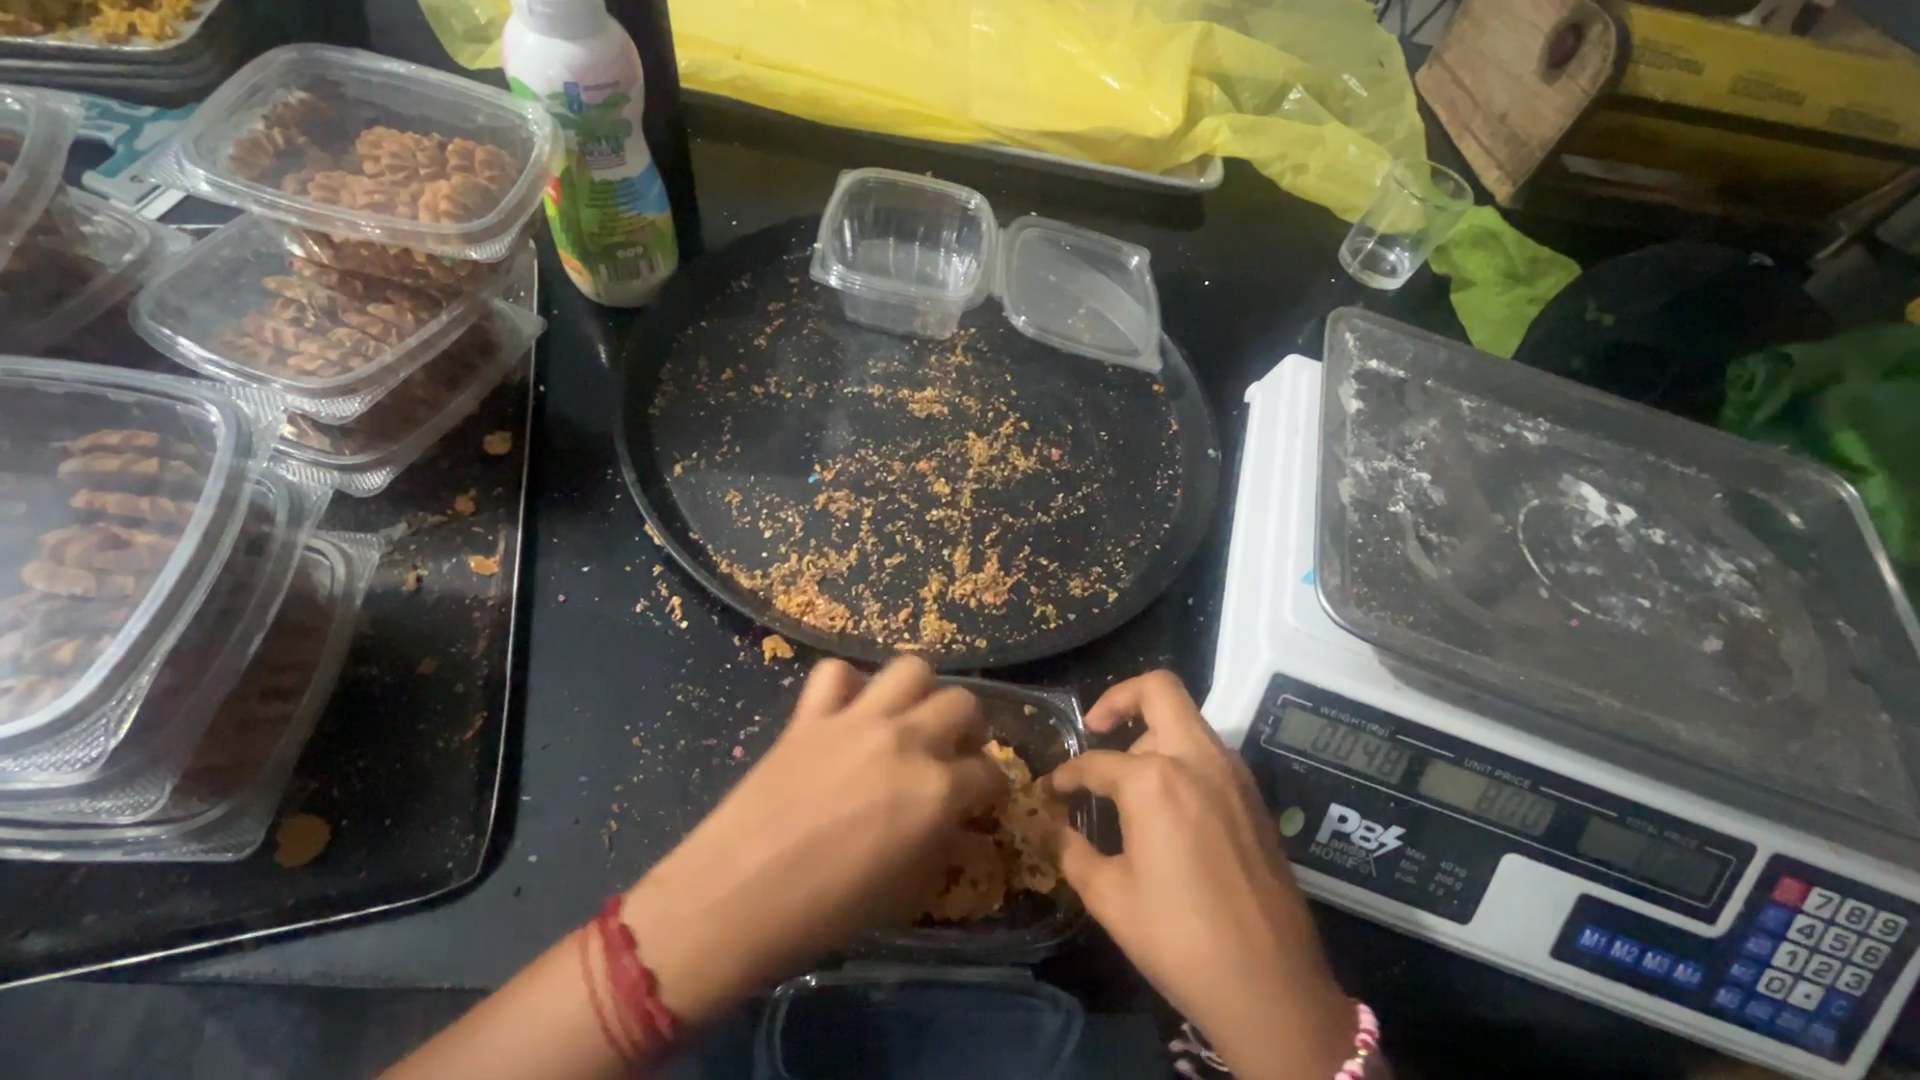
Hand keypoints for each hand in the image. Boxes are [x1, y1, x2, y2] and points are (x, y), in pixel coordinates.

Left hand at [621, 657, 1007, 1024]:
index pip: (990, 772)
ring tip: (910, 718)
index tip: (982, 798)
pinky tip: (848, 710)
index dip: (992, 787)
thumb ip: (941, 851)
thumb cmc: (827, 913)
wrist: (737, 898)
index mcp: (938, 792)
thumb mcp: (905, 894)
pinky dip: (848, 684)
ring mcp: (855, 721)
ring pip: (910, 669)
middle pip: (962, 703)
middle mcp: (906, 742)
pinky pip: (835, 673)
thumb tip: (959, 830)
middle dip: (970, 728)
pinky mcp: (809, 716)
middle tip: (954, 751)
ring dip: (920, 692)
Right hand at [1045, 673, 1355, 1079]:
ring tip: (1127, 770)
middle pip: (1158, 691)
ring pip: (1189, 720)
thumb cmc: (1178, 938)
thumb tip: (1054, 828)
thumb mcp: (1109, 897)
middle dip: (1119, 698)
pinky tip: (1164, 802)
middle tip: (1095, 728)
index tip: (1051, 790)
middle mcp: (1196, 760)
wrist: (1270, 984)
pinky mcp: (1254, 798)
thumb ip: (1073, 851)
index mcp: (1153, 780)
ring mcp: (1233, 775)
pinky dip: (1182, 756)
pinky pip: (1211, 753)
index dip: (1066, 775)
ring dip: (1154, 729)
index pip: (1096, 761)